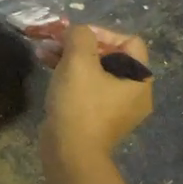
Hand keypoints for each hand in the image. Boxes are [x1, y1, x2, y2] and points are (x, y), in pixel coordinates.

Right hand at [41, 24, 153, 160]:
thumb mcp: (78, 60)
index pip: (129, 41)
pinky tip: (46, 65)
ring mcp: (116, 106)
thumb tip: (77, 32)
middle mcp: (134, 93)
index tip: (76, 36)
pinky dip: (70, 74)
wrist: (70, 151)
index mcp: (139, 79)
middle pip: (110, 55)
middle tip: (55, 40)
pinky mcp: (98, 116)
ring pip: (95, 70)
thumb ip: (80, 35)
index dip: (102, 32)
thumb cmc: (80, 103)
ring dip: (70, 56)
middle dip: (79, 44)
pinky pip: (88, 86)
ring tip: (43, 50)